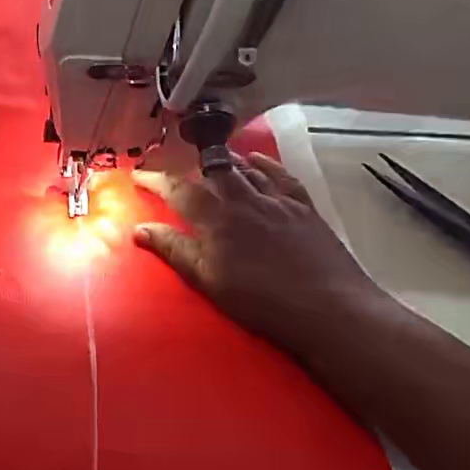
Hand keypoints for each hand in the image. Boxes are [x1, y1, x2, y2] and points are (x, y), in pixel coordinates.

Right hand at [132, 153, 392, 344]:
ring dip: (225, 163)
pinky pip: (281, 176)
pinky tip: (256, 160)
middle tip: (178, 170)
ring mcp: (278, 201)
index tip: (138, 175)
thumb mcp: (208, 280)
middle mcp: (246, 201)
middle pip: (214, 170)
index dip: (156, 180)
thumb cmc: (261, 300)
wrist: (330, 309)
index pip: (179, 191)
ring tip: (210, 162)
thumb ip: (174, 250)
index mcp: (218, 219)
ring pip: (246, 170)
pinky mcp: (304, 208)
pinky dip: (265, 164)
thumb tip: (140, 229)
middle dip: (191, 166)